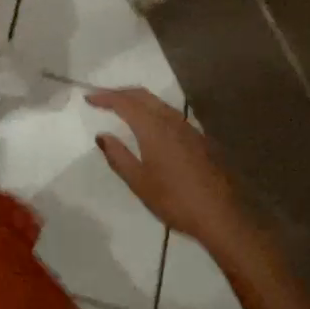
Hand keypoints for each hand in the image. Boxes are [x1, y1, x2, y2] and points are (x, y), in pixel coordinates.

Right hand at [88, 87, 256, 247]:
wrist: (221, 215)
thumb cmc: (175, 200)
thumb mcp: (139, 182)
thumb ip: (118, 156)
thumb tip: (102, 135)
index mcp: (153, 127)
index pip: (124, 102)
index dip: (105, 98)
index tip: (88, 98)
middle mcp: (171, 120)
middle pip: (142, 95)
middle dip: (121, 93)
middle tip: (103, 99)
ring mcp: (188, 127)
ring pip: (158, 103)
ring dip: (138, 100)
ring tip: (123, 109)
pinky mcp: (199, 138)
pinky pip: (170, 114)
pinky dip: (153, 111)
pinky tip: (150, 126)